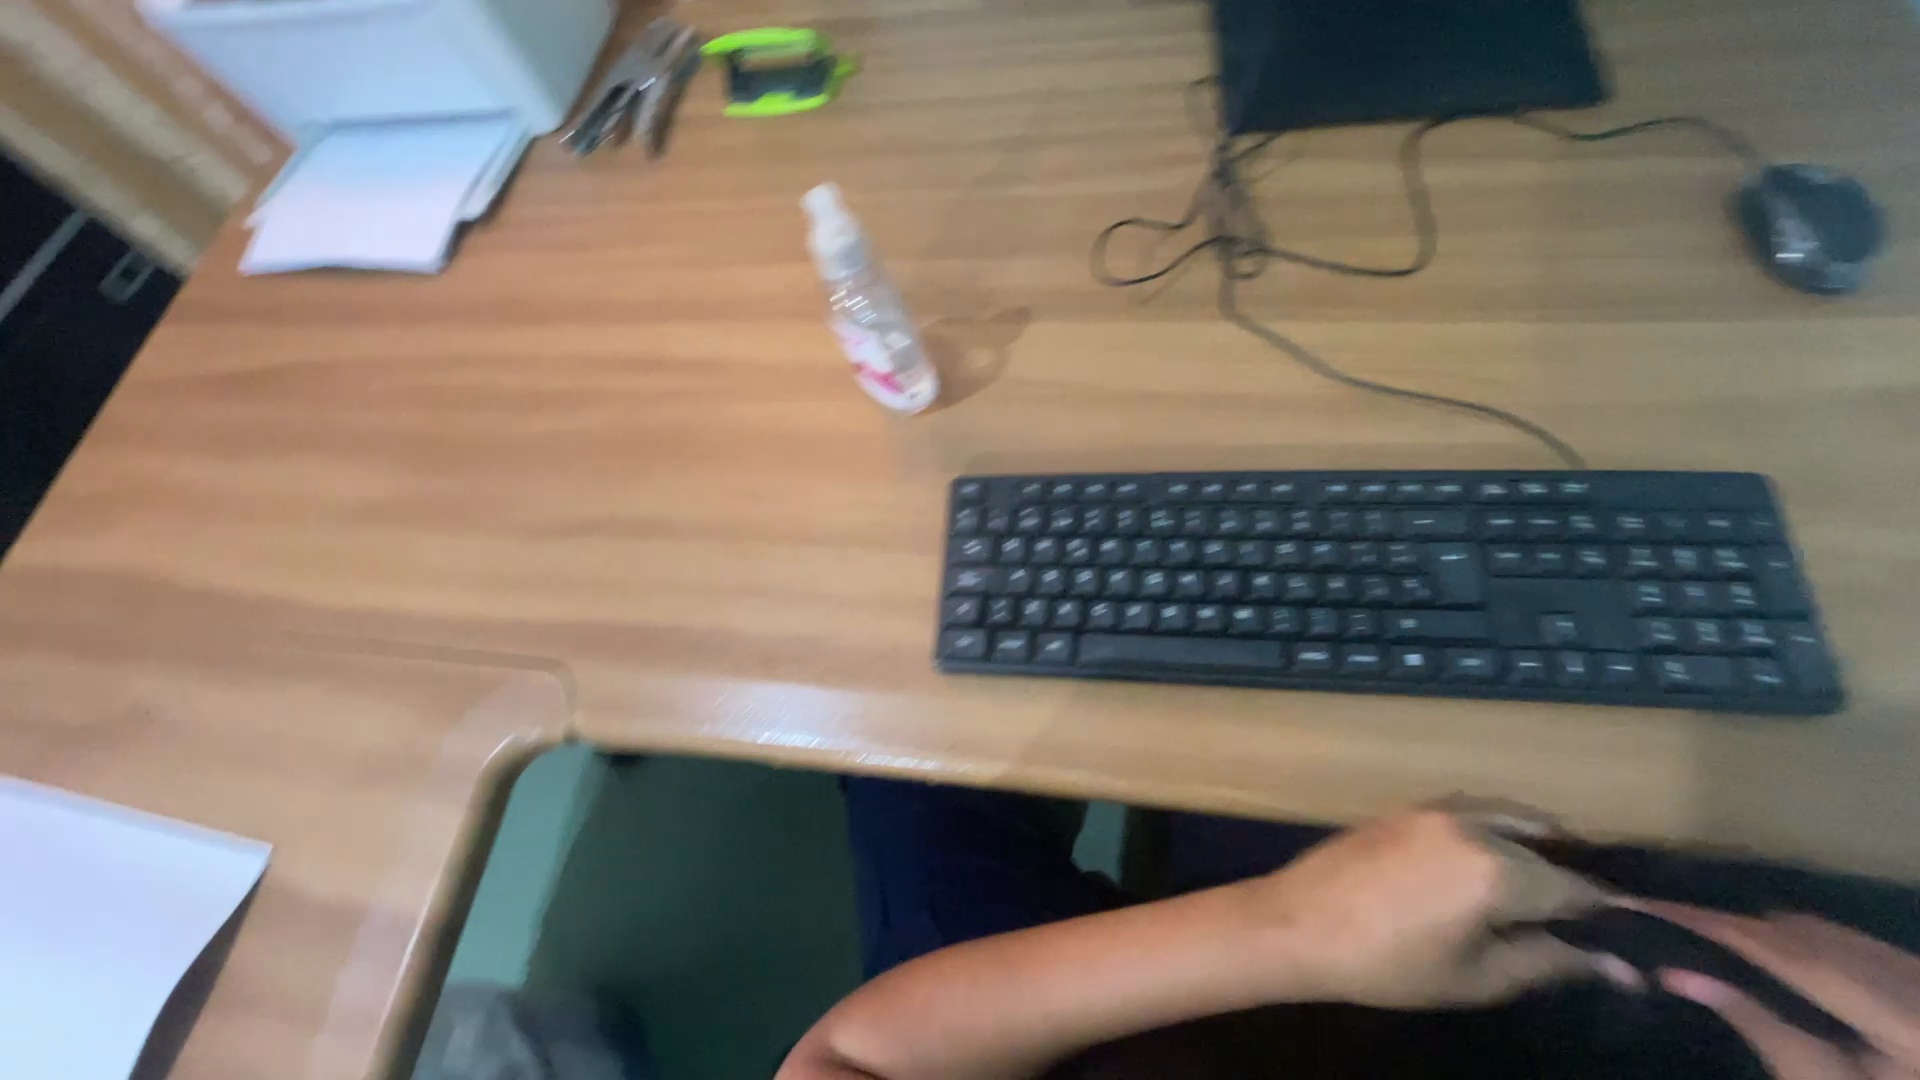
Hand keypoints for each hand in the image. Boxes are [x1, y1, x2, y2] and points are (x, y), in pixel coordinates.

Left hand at [1245, 806, 1607, 1008]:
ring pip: (1507, 817)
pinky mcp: (1404, 809)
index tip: (1627, 941)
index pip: (1576, 891)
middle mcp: (1470, 827)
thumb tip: (1615, 966)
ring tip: (1554, 883)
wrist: (1297, 923)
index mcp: (1496, 871)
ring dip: (1538, 842)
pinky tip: (1498, 855)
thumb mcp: (1476, 977)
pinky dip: (1497, 825)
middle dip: (1572, 881)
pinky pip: (1468, 808)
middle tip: (1589, 920)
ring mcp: (1431, 810)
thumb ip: (1546, 962)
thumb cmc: (1387, 964)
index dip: (1606, 919)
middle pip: (1544, 851)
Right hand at [1633, 900, 1919, 1079]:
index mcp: (1888, 1009)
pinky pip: (1845, 937)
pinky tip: (1771, 947)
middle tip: (1660, 915)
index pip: (1778, 949)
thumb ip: (1754, 1023)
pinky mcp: (1911, 971)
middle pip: (1798, 933)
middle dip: (1728, 923)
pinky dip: (1797, 936)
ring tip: (1704, 929)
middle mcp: (1903, 976)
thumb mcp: (1817, 1078)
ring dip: (1759, 927)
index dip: (1709, 923)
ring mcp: (1910, 969)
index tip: (1642, 904)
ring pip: (1819, 928)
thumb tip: (1670, 973)